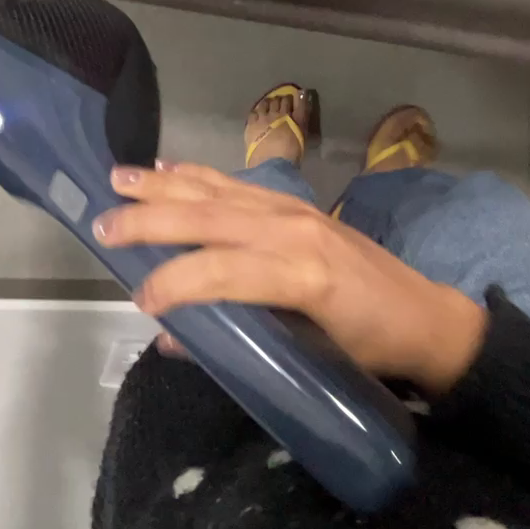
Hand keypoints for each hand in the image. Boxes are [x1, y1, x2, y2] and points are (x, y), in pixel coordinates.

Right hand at [94, 162, 488, 393]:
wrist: (426, 315)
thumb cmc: (370, 348)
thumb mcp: (309, 358)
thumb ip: (239, 344)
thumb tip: (172, 340)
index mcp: (303, 274)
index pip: (223, 270)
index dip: (175, 282)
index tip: (139, 299)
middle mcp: (293, 230)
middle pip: (210, 217)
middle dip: (151, 220)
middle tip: (103, 225)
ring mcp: (293, 209)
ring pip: (217, 190)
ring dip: (163, 185)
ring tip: (119, 180)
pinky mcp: (294, 202)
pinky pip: (235, 182)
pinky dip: (196, 175)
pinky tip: (167, 170)